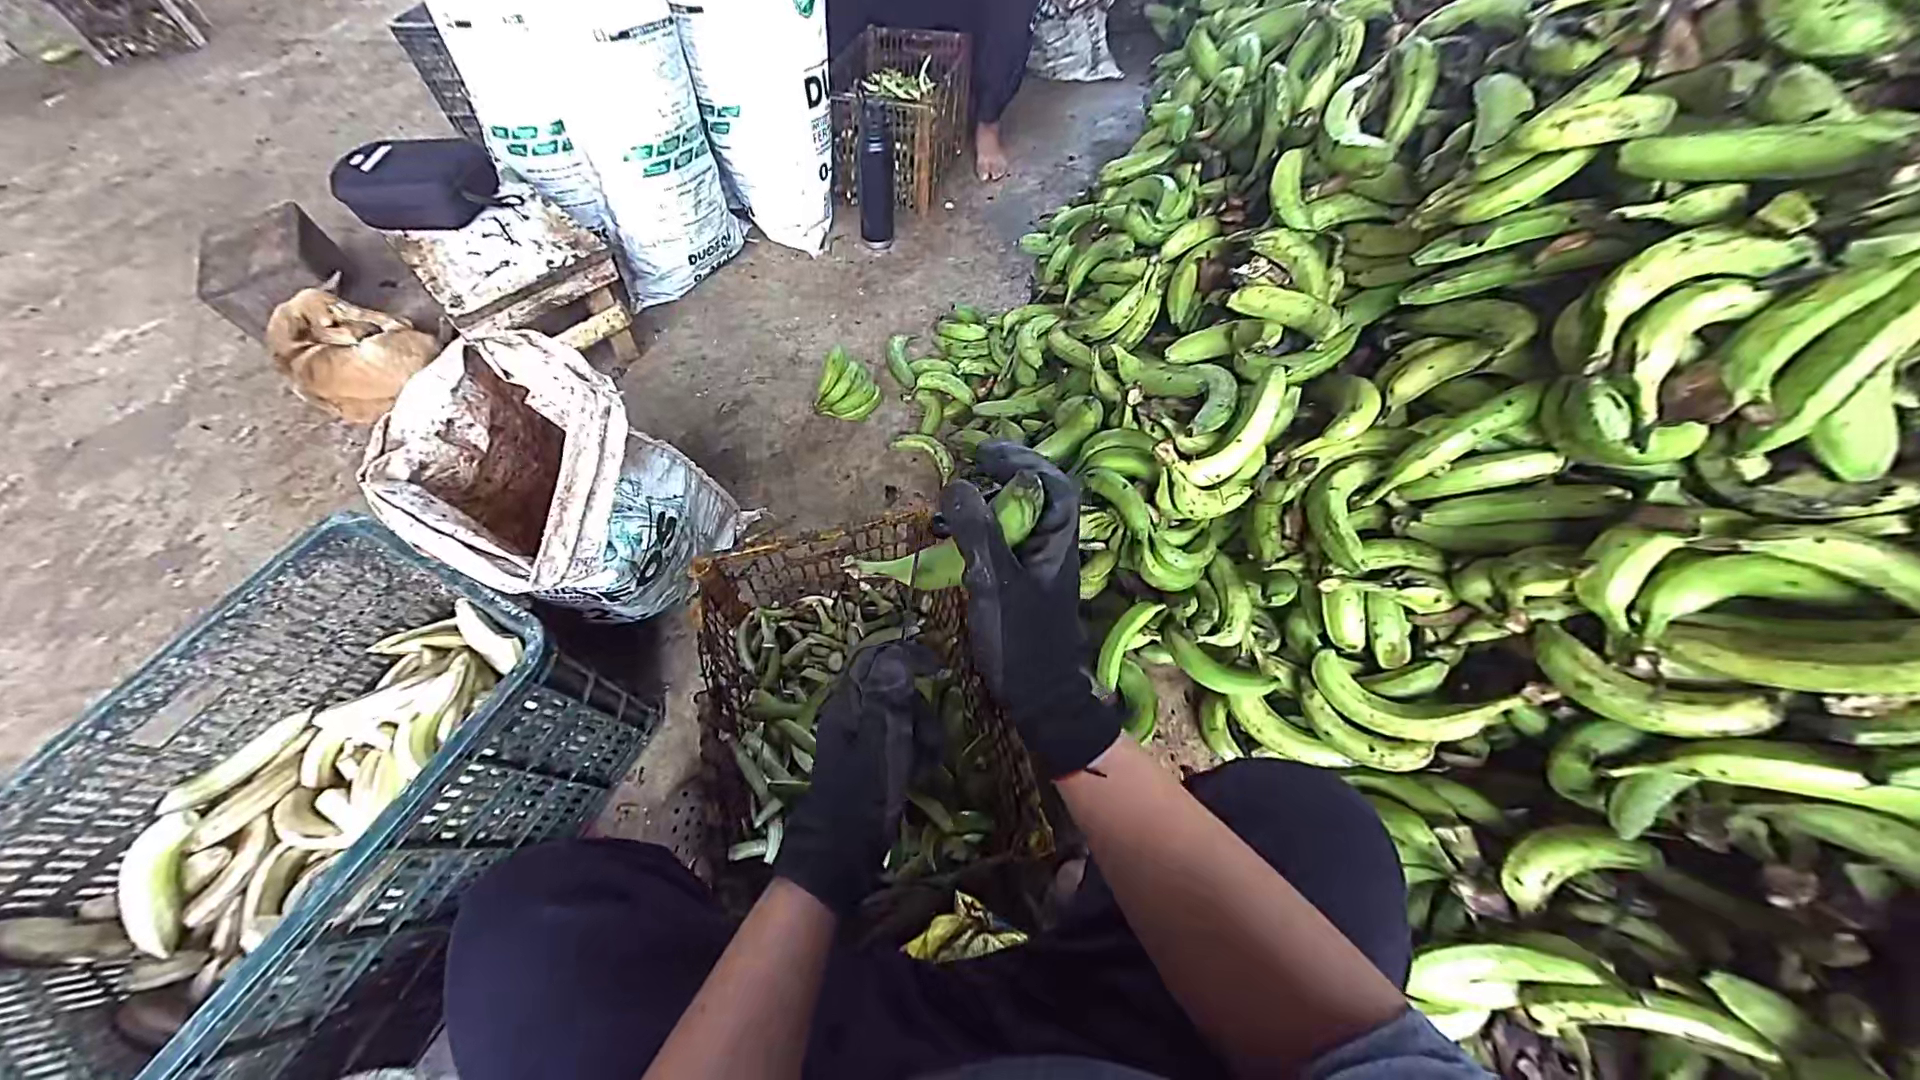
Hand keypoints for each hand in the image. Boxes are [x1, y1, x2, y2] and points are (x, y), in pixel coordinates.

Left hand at [773, 641, 940, 914]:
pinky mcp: (869, 761)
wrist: (841, 852)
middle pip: (893, 689)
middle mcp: (851, 714)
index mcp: (848, 703)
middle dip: (920, 707)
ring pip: (900, 716)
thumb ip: (887, 697)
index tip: (937, 667)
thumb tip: (898, 655)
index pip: (875, 659)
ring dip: (921, 733)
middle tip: (933, 735)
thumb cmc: (861, 794)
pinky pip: (898, 741)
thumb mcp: (879, 741)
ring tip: (930, 761)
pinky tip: (922, 771)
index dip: (906, 656)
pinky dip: (914, 751)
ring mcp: (859, 738)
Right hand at [939, 442, 1121, 778]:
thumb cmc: (1022, 638)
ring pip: (1016, 523)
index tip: (986, 452)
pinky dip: (979, 535)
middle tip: (968, 471)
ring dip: (987, 508)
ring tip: (954, 505)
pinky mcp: (1020, 586)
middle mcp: (1051, 548)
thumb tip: (958, 483)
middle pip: (1034, 498)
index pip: (1053, 483)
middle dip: (1002, 479)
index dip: (1023, 460)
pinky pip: (1001, 547)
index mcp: (1058, 540)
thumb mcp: (996, 580)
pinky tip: (954, 541)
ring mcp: (1036, 568)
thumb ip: (979, 530)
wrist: (1038, 697)